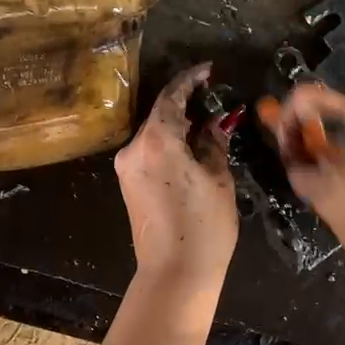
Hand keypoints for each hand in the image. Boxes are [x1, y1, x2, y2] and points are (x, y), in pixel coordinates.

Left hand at [114, 63, 237, 286]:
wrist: (174, 274)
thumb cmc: (204, 226)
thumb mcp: (218, 179)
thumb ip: (213, 143)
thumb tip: (215, 123)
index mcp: (156, 140)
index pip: (172, 97)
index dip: (190, 80)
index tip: (208, 71)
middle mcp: (134, 148)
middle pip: (160, 115)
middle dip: (186, 106)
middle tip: (214, 102)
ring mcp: (126, 167)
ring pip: (154, 134)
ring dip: (178, 127)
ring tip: (207, 128)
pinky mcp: (128, 184)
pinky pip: (149, 152)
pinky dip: (169, 145)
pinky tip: (190, 150)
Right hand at [268, 84, 344, 280]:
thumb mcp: (324, 196)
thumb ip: (299, 165)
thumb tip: (294, 155)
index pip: (309, 97)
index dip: (286, 118)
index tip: (285, 148)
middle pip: (333, 112)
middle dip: (312, 137)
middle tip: (303, 169)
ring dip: (333, 148)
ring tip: (328, 183)